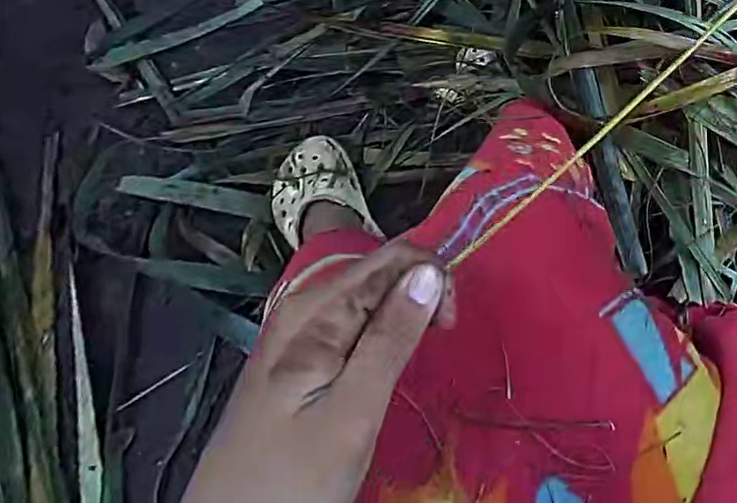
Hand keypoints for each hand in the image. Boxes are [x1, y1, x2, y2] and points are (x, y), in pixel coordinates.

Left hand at [183, 241, 456, 502]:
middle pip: (384, 270)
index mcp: (315, 308)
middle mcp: (305, 305)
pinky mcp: (300, 354)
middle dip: (422, 294)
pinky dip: (384, 330)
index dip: (434, 279)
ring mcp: (299, 329)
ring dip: (406, 313)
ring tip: (413, 357)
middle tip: (437, 342)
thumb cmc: (289, 485)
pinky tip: (386, 360)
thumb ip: (390, 338)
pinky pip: (357, 319)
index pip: (396, 257)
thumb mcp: (351, 415)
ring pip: (374, 294)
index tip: (448, 326)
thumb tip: (430, 272)